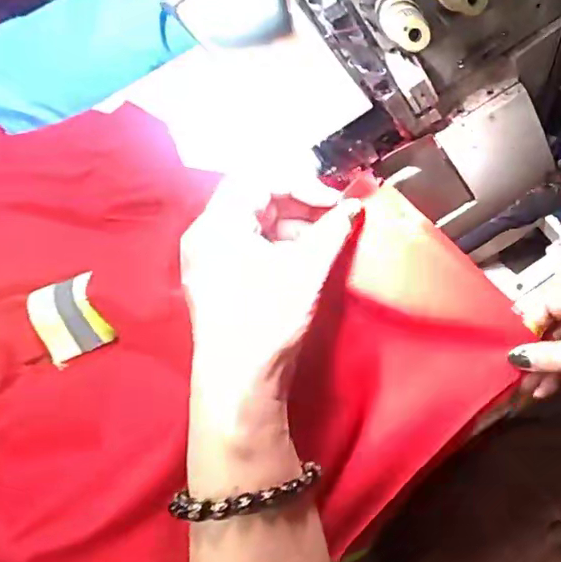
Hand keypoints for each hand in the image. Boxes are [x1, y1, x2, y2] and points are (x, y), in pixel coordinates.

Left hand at [180, 177, 360, 433]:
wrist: (240, 382)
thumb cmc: (265, 321)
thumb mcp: (306, 269)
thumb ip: (333, 230)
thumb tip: (354, 207)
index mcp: (217, 226)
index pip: (259, 180)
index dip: (301, 183)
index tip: (334, 202)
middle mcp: (207, 237)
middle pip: (257, 200)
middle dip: (301, 205)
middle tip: (335, 217)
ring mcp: (211, 259)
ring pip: (258, 224)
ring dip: (295, 227)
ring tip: (326, 242)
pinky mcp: (221, 279)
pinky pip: (253, 247)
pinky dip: (283, 246)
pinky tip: (308, 259)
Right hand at [508, 280, 560, 417]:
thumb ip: (548, 355)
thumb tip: (513, 358)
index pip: (549, 298)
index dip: (528, 321)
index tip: (510, 348)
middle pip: (554, 320)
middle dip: (535, 347)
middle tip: (515, 372)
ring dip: (546, 364)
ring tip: (528, 389)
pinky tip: (546, 391)